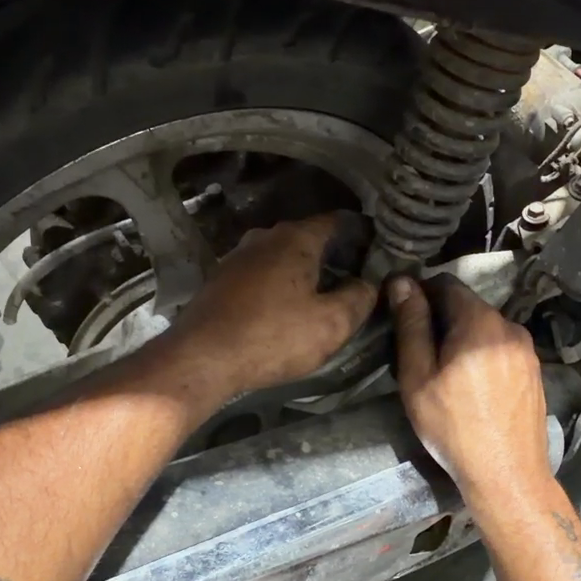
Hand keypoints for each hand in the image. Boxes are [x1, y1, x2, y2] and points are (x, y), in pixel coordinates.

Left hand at [163, 212, 376, 395]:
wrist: (202, 358)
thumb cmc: (273, 337)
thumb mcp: (331, 324)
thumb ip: (358, 298)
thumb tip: (369, 283)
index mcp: (295, 238)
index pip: (338, 222)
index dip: (362, 234)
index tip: (379, 252)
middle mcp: (264, 237)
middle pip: (309, 239)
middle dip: (333, 255)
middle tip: (356, 278)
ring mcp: (238, 257)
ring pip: (282, 258)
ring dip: (303, 273)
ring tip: (323, 296)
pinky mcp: (221, 281)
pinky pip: (262, 275)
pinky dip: (279, 285)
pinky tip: (286, 308)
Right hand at [387, 275, 551, 498]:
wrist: (507, 474)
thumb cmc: (454, 428)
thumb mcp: (418, 377)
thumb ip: (411, 326)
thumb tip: (401, 282)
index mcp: (480, 321)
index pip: (447, 283)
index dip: (421, 293)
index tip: (404, 316)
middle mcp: (510, 326)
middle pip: (469, 306)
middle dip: (442, 319)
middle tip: (419, 351)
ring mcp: (527, 350)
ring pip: (487, 330)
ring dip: (464, 340)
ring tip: (445, 373)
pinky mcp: (535, 372)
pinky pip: (502, 350)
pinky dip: (483, 357)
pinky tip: (472, 387)